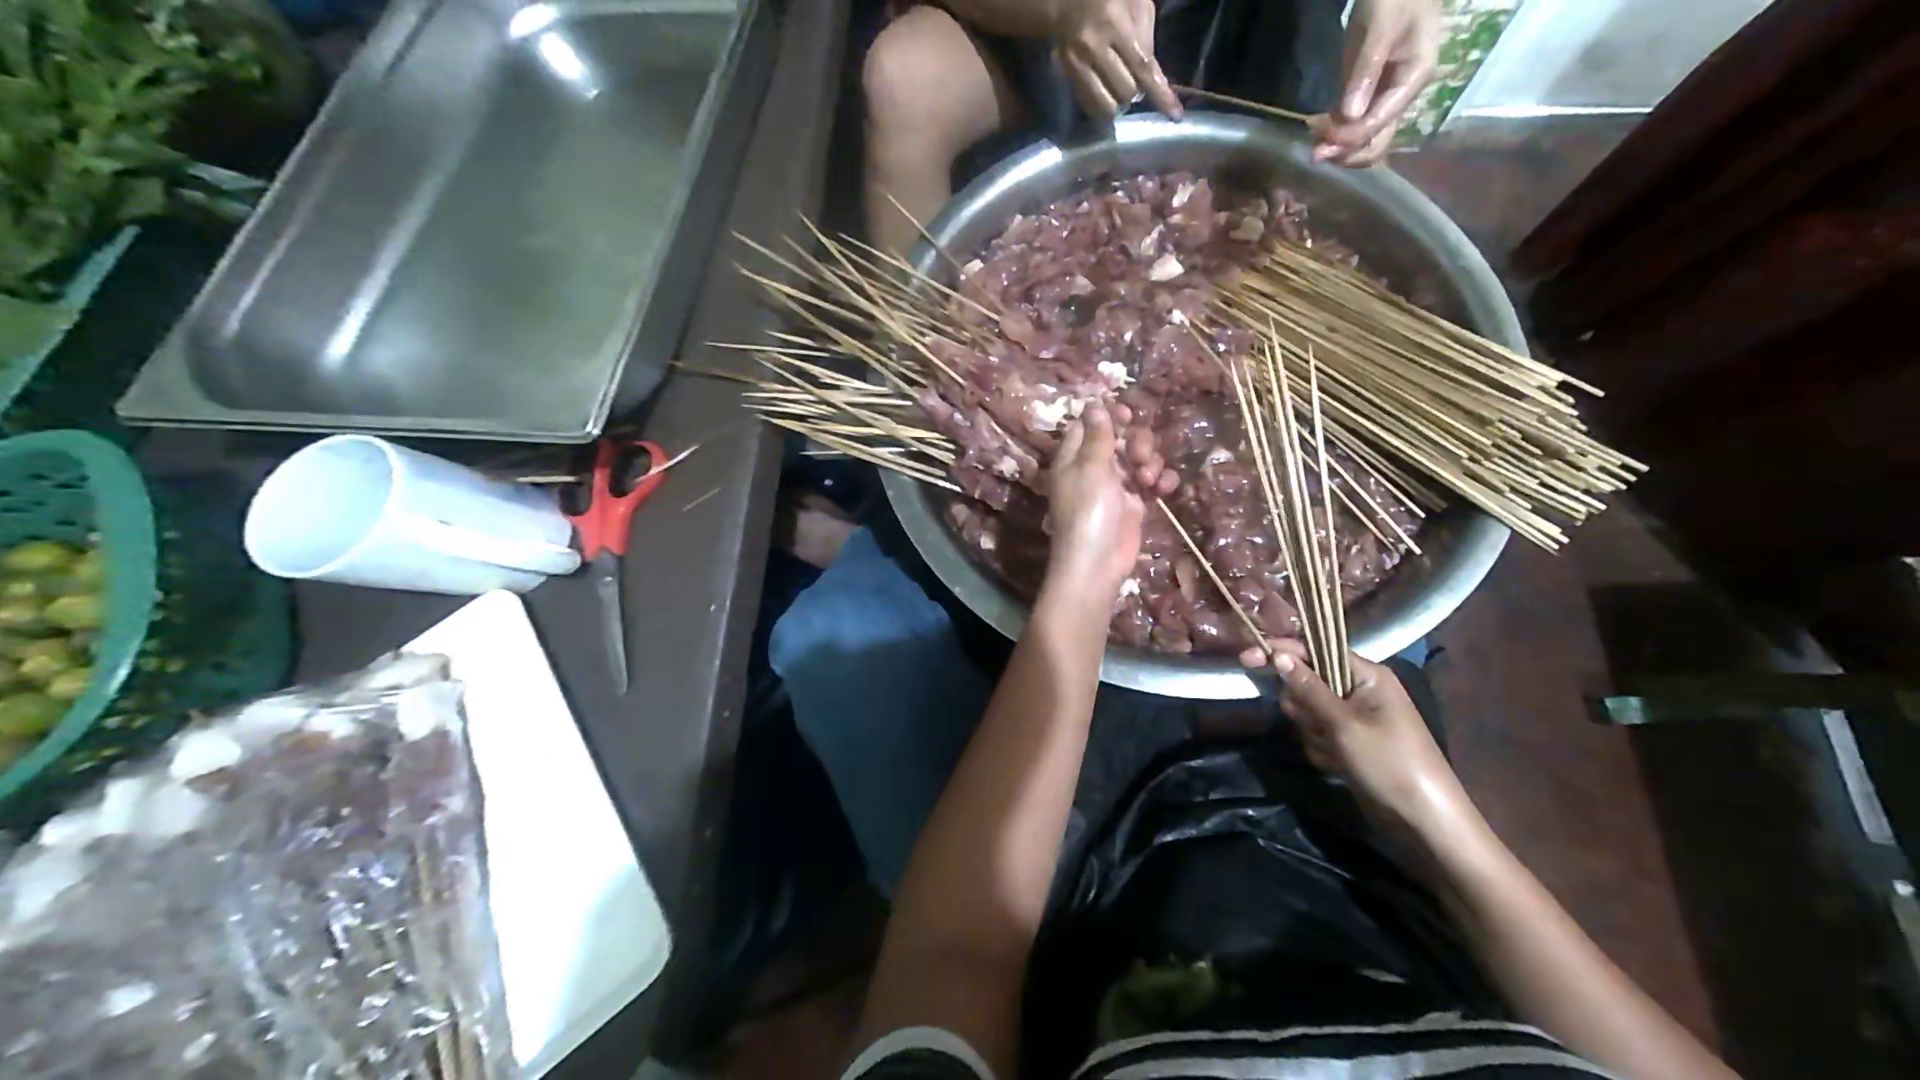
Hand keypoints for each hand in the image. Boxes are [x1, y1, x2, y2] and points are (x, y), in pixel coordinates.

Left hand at [1046, 402, 1144, 598]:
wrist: (1098, 562)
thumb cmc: (1087, 511)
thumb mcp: (1090, 468)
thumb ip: (1097, 436)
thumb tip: (1094, 404)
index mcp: (1074, 456)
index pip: (1090, 424)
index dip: (1109, 417)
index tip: (1128, 417)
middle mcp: (1094, 467)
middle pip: (1121, 438)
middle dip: (1138, 441)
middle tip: (1140, 456)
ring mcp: (1115, 486)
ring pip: (1140, 458)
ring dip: (1151, 462)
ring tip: (1148, 479)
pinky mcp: (1134, 503)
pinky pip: (1152, 481)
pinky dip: (1161, 481)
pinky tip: (1163, 489)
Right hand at [1051, 0, 1181, 120]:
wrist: (1065, 2)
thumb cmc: (1108, 0)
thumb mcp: (1136, 5)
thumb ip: (1147, 39)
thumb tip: (1153, 79)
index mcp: (1115, 24)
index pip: (1143, 68)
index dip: (1160, 94)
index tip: (1174, 114)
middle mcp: (1094, 47)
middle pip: (1125, 91)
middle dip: (1134, 92)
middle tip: (1133, 83)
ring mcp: (1077, 63)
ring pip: (1104, 105)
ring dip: (1117, 104)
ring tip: (1118, 91)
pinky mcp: (1066, 75)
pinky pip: (1088, 103)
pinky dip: (1101, 106)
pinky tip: (1105, 95)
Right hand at [1242, 641, 1479, 842]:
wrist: (1422, 819)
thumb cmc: (1388, 762)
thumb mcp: (1344, 724)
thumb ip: (1309, 688)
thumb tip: (1278, 654)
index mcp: (1367, 675)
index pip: (1316, 649)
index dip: (1282, 651)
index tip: (1247, 657)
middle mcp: (1359, 689)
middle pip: (1306, 681)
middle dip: (1302, 706)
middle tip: (1316, 725)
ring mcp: (1354, 716)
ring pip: (1307, 710)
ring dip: (1312, 731)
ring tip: (1335, 752)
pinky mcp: (1348, 740)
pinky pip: (1316, 733)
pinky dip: (1320, 748)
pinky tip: (1338, 764)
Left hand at [1312, 0, 1439, 167]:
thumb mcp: (1380, 28)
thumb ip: (1366, 70)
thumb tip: (1351, 115)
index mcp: (1414, 79)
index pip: (1378, 125)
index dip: (1347, 136)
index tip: (1317, 133)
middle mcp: (1403, 95)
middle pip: (1377, 144)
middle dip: (1346, 153)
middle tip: (1315, 151)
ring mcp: (1387, 97)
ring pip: (1365, 140)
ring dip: (1339, 148)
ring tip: (1313, 143)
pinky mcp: (1371, 95)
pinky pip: (1355, 126)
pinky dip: (1336, 135)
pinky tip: (1317, 130)